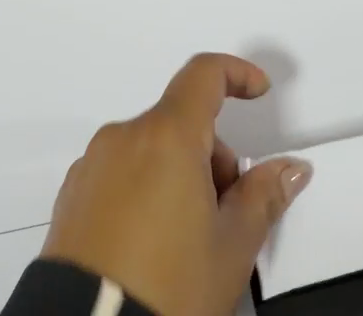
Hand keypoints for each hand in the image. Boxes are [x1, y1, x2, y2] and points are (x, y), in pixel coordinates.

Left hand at [42, 53, 312, 315]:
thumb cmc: (165, 289)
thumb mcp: (231, 246)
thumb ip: (264, 195)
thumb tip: (290, 169)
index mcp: (166, 137)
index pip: (204, 75)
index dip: (237, 73)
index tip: (258, 90)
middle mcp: (124, 138)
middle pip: (181, 123)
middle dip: (212, 157)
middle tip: (226, 215)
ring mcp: (92, 166)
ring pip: (151, 149)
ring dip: (178, 176)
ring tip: (187, 242)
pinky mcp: (72, 195)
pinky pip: (121, 173)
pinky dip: (145, 191)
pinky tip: (153, 245)